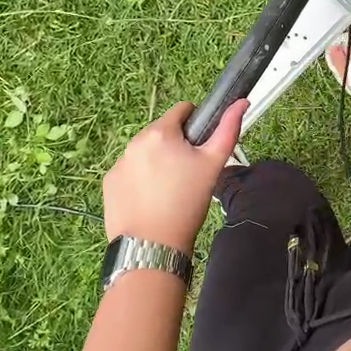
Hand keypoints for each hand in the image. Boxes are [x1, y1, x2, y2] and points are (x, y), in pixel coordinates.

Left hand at [102, 100, 245, 252]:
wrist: (152, 248)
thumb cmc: (187, 204)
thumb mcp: (213, 165)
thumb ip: (228, 129)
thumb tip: (241, 102)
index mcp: (160, 132)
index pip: (182, 110)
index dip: (196, 125)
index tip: (199, 150)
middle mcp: (134, 141)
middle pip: (162, 132)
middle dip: (175, 146)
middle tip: (187, 174)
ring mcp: (118, 163)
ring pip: (145, 152)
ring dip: (157, 161)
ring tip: (168, 191)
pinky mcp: (109, 183)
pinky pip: (129, 172)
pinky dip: (139, 180)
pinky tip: (150, 200)